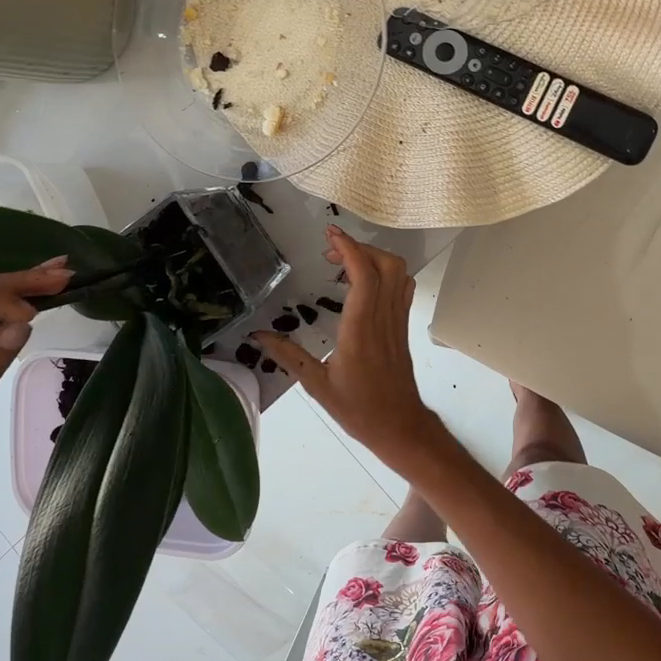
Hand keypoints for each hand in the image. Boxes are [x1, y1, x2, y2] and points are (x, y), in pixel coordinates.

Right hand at [257, 227, 439, 470]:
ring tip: (345, 263)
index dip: (349, 249)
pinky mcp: (402, 325)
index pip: (363, 275)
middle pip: (385, 264)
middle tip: (331, 251)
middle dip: (359, 248)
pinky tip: (364, 281)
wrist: (400, 426)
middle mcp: (382, 318)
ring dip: (373, 257)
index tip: (331, 234)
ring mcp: (397, 320)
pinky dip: (385, 271)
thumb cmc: (358, 409)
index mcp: (360, 329)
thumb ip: (288, 356)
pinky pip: (401, 287)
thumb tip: (258, 335)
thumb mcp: (317, 385)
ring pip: (397, 272)